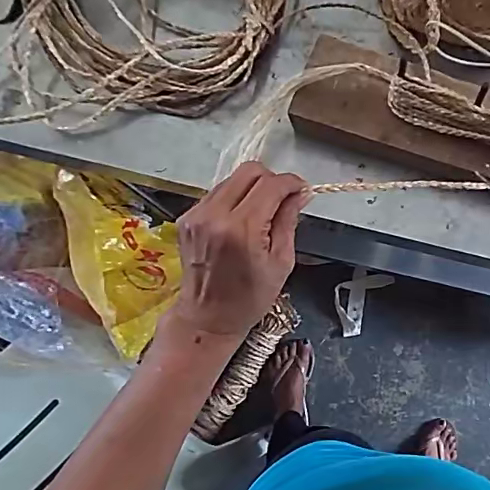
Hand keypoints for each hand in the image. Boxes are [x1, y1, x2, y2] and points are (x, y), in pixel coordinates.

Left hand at [166, 161, 307, 340]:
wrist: (207, 317)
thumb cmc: (250, 298)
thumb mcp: (281, 262)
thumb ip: (288, 221)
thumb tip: (300, 194)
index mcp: (242, 229)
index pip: (271, 185)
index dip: (292, 183)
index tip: (302, 190)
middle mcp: (215, 215)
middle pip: (249, 172)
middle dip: (272, 180)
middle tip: (283, 199)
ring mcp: (196, 215)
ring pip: (232, 179)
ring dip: (252, 189)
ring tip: (263, 212)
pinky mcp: (187, 218)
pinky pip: (217, 194)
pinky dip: (235, 199)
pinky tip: (242, 220)